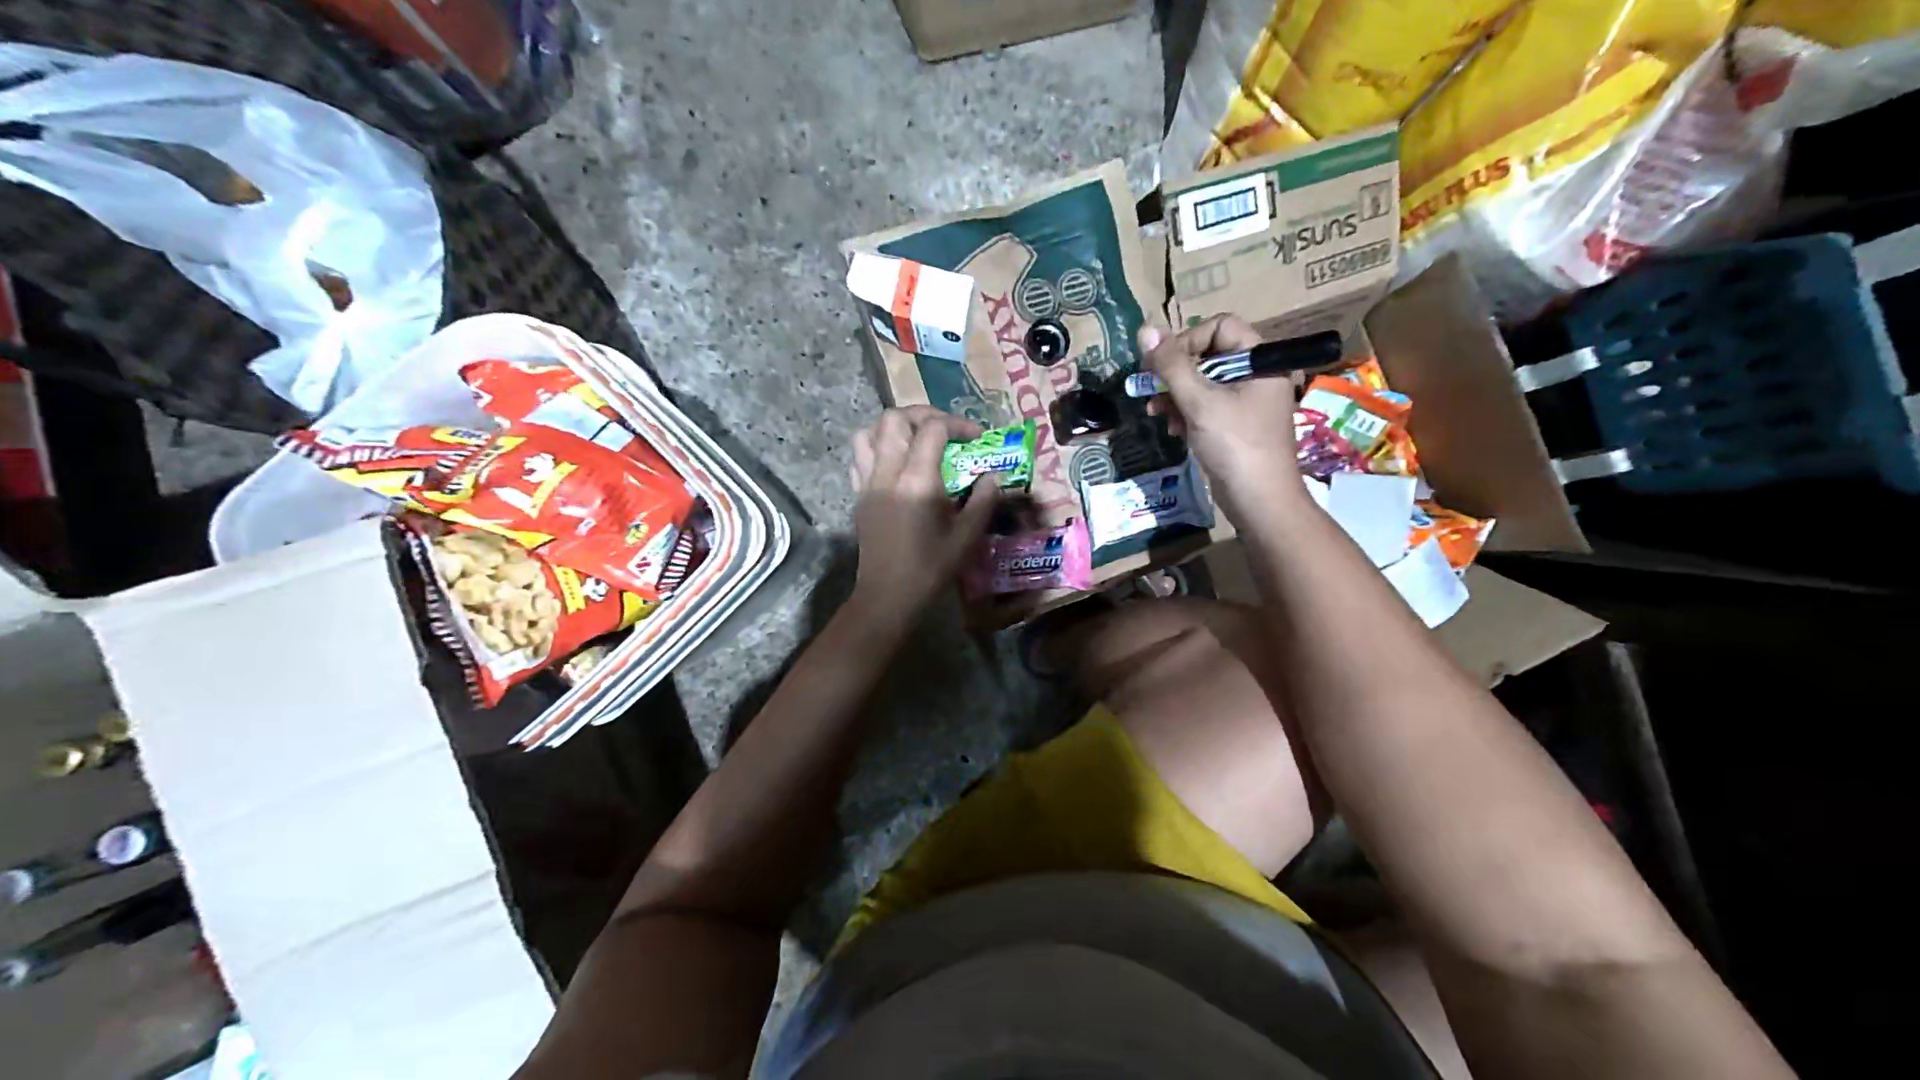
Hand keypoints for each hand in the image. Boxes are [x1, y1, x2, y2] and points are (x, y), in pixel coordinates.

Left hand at [848, 406, 998, 626]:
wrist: (888, 596)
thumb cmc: (931, 569)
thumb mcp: (967, 536)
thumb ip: (984, 500)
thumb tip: (992, 477)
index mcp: (917, 481)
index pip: (933, 428)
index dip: (959, 424)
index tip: (977, 438)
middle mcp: (887, 473)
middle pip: (895, 418)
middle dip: (924, 414)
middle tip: (946, 429)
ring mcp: (867, 482)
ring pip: (870, 431)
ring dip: (895, 426)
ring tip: (917, 439)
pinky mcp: (858, 495)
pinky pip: (860, 456)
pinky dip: (877, 446)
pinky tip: (896, 462)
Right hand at [1142, 317, 1304, 523]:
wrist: (1260, 500)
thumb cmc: (1235, 445)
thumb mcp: (1200, 402)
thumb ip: (1171, 366)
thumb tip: (1145, 330)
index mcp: (1260, 360)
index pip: (1220, 326)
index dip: (1188, 340)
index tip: (1164, 365)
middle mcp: (1256, 374)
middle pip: (1208, 355)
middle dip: (1176, 373)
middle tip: (1151, 390)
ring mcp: (1246, 402)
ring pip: (1202, 383)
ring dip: (1175, 395)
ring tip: (1157, 413)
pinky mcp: (1235, 425)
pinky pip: (1206, 407)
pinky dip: (1186, 413)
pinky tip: (1173, 429)